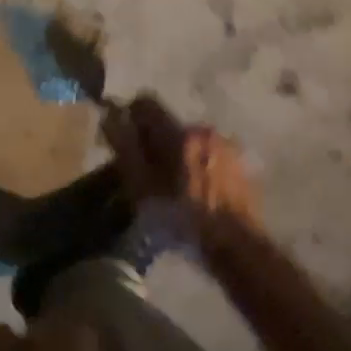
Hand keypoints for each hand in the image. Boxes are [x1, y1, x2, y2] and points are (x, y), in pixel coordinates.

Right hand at [101, 94, 258, 238]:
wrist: (237, 247)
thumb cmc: (183, 218)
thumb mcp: (142, 187)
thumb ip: (124, 147)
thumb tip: (110, 117)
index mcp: (179, 132)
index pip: (145, 103)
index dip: (129, 118)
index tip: (124, 142)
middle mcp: (204, 130)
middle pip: (167, 124)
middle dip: (154, 142)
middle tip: (147, 174)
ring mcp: (226, 146)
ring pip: (188, 141)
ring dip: (177, 155)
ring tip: (173, 187)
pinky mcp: (240, 164)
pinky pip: (208, 154)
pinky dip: (197, 165)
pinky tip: (196, 193)